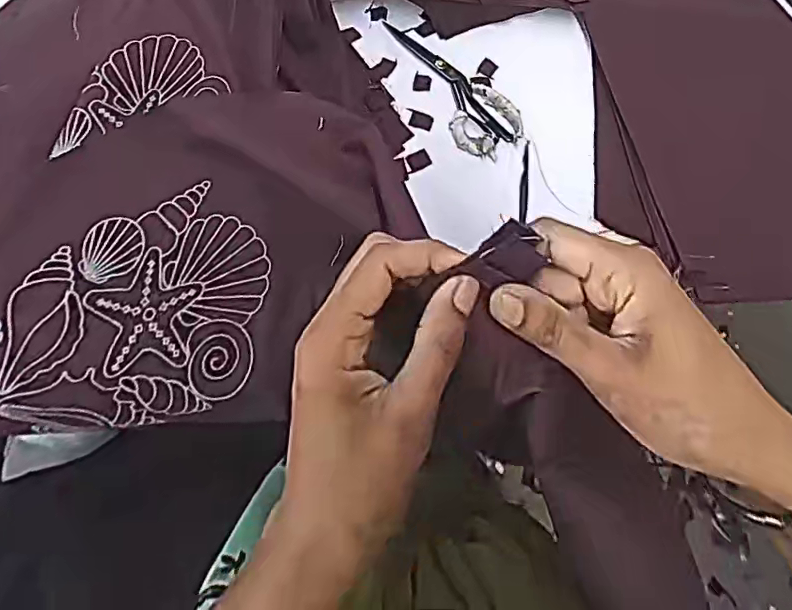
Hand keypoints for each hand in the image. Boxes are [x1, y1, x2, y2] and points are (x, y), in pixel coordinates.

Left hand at [221, 233, 478, 608]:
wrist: (323, 537)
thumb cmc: (358, 488)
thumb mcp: (410, 412)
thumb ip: (437, 342)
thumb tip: (464, 286)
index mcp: (329, 335)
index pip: (377, 262)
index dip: (425, 253)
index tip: (468, 267)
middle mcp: (323, 327)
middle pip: (371, 260)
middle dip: (421, 257)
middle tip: (466, 277)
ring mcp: (330, 339)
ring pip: (373, 278)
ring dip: (416, 276)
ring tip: (459, 291)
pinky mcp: (342, 353)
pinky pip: (375, 305)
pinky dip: (408, 299)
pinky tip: (437, 313)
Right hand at [487, 218, 791, 510]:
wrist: (747, 444)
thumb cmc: (701, 407)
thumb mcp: (611, 371)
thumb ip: (551, 329)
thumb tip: (503, 298)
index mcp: (627, 266)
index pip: (547, 236)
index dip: (516, 262)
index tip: (496, 296)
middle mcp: (626, 269)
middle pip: (551, 264)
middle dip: (538, 303)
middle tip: (555, 345)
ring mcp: (626, 291)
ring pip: (561, 290)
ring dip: (556, 323)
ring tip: (582, 361)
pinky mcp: (625, 312)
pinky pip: (579, 309)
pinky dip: (571, 333)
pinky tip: (585, 360)